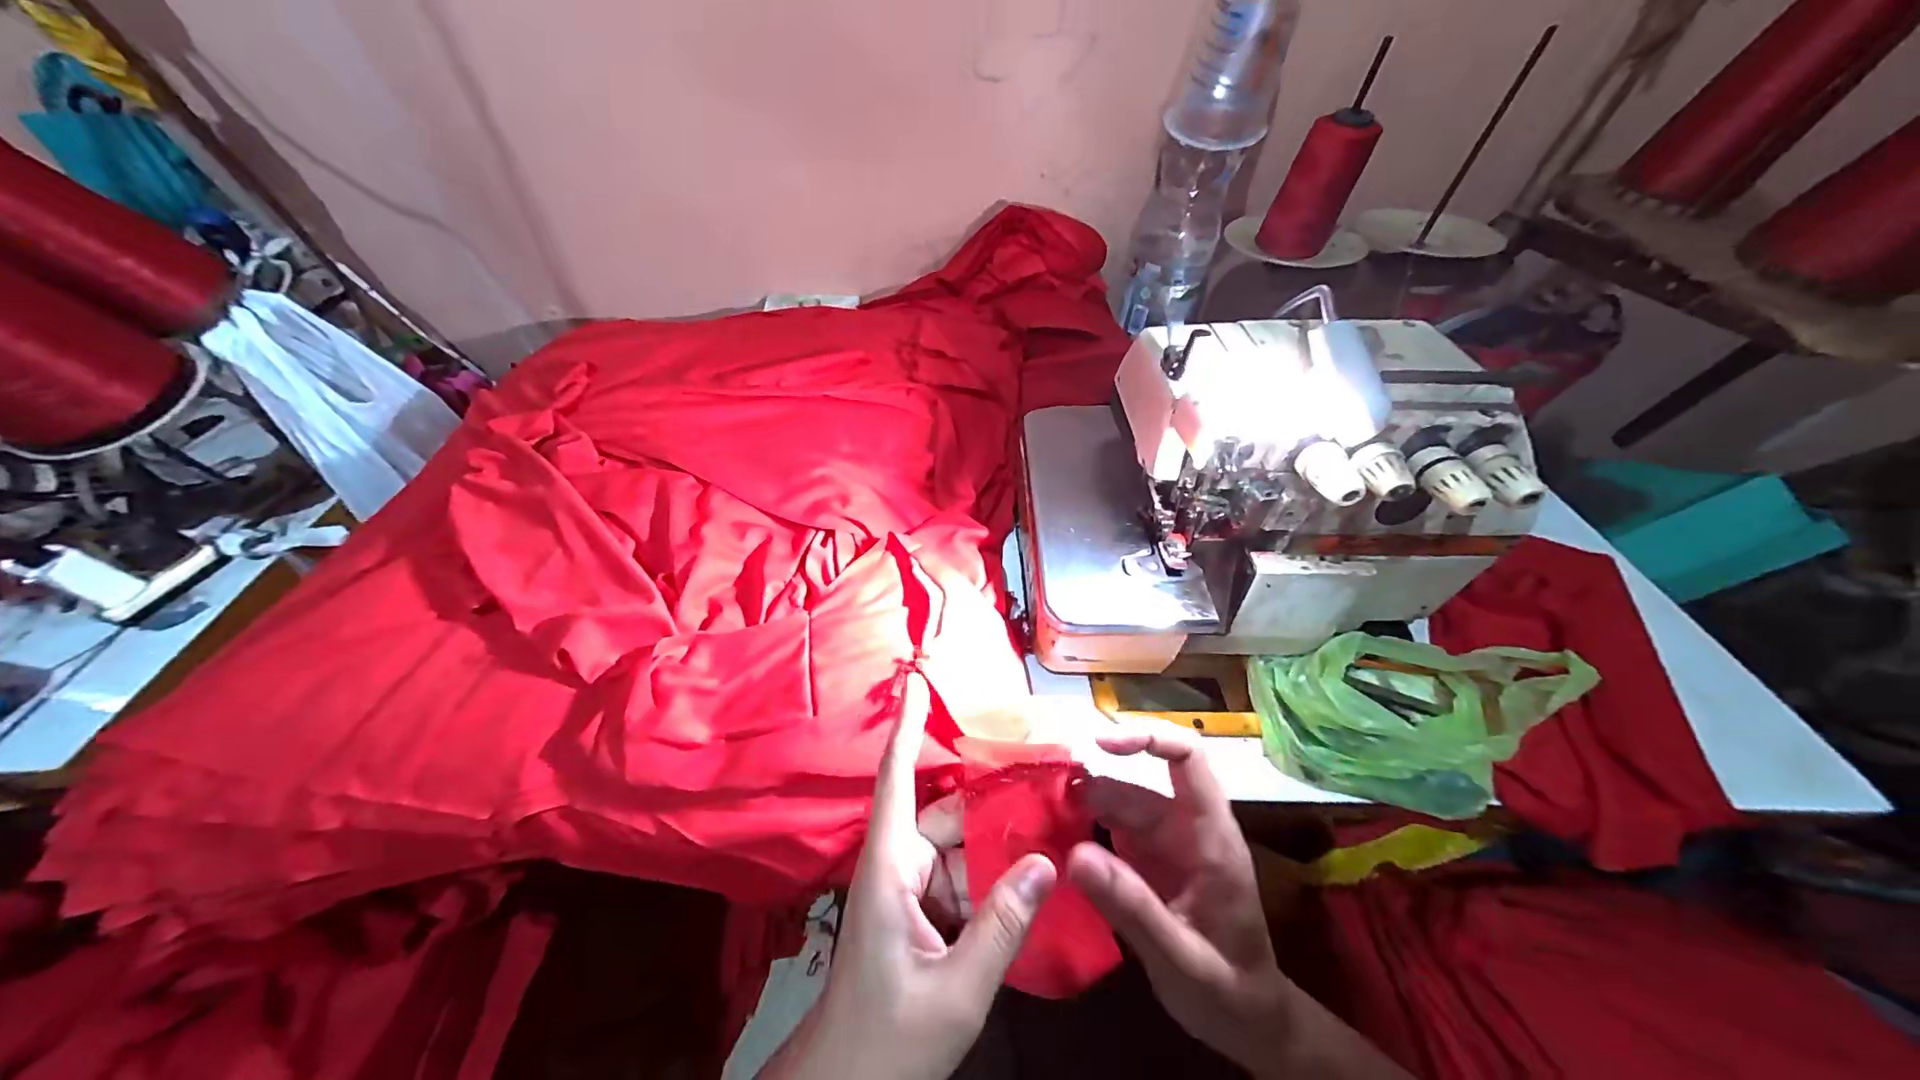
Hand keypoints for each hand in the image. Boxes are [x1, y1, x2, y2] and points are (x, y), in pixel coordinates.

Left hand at [762, 670, 1056, 1079]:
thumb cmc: (888, 1038)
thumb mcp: (957, 988)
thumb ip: (1003, 926)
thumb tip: (1046, 863)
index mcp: (890, 868)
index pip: (896, 779)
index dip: (905, 726)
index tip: (916, 679)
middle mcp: (898, 865)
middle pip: (951, 817)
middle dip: (996, 810)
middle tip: (1051, 795)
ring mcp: (908, 890)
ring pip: (962, 851)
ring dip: (999, 853)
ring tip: (1052, 847)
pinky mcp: (919, 913)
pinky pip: (961, 881)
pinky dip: (991, 884)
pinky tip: (1029, 891)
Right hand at [1066, 727, 1407, 1079]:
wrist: (1248, 1023)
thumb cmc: (1228, 990)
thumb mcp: (1180, 956)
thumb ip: (1132, 907)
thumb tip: (1073, 855)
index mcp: (1210, 837)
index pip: (1188, 760)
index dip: (1148, 738)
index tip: (1100, 744)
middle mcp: (1186, 829)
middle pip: (1135, 786)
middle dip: (1091, 786)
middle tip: (1038, 797)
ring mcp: (1164, 845)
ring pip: (1118, 806)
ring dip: (1080, 808)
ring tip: (1035, 817)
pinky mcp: (1146, 862)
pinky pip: (1110, 832)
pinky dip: (1081, 830)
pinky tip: (1052, 838)